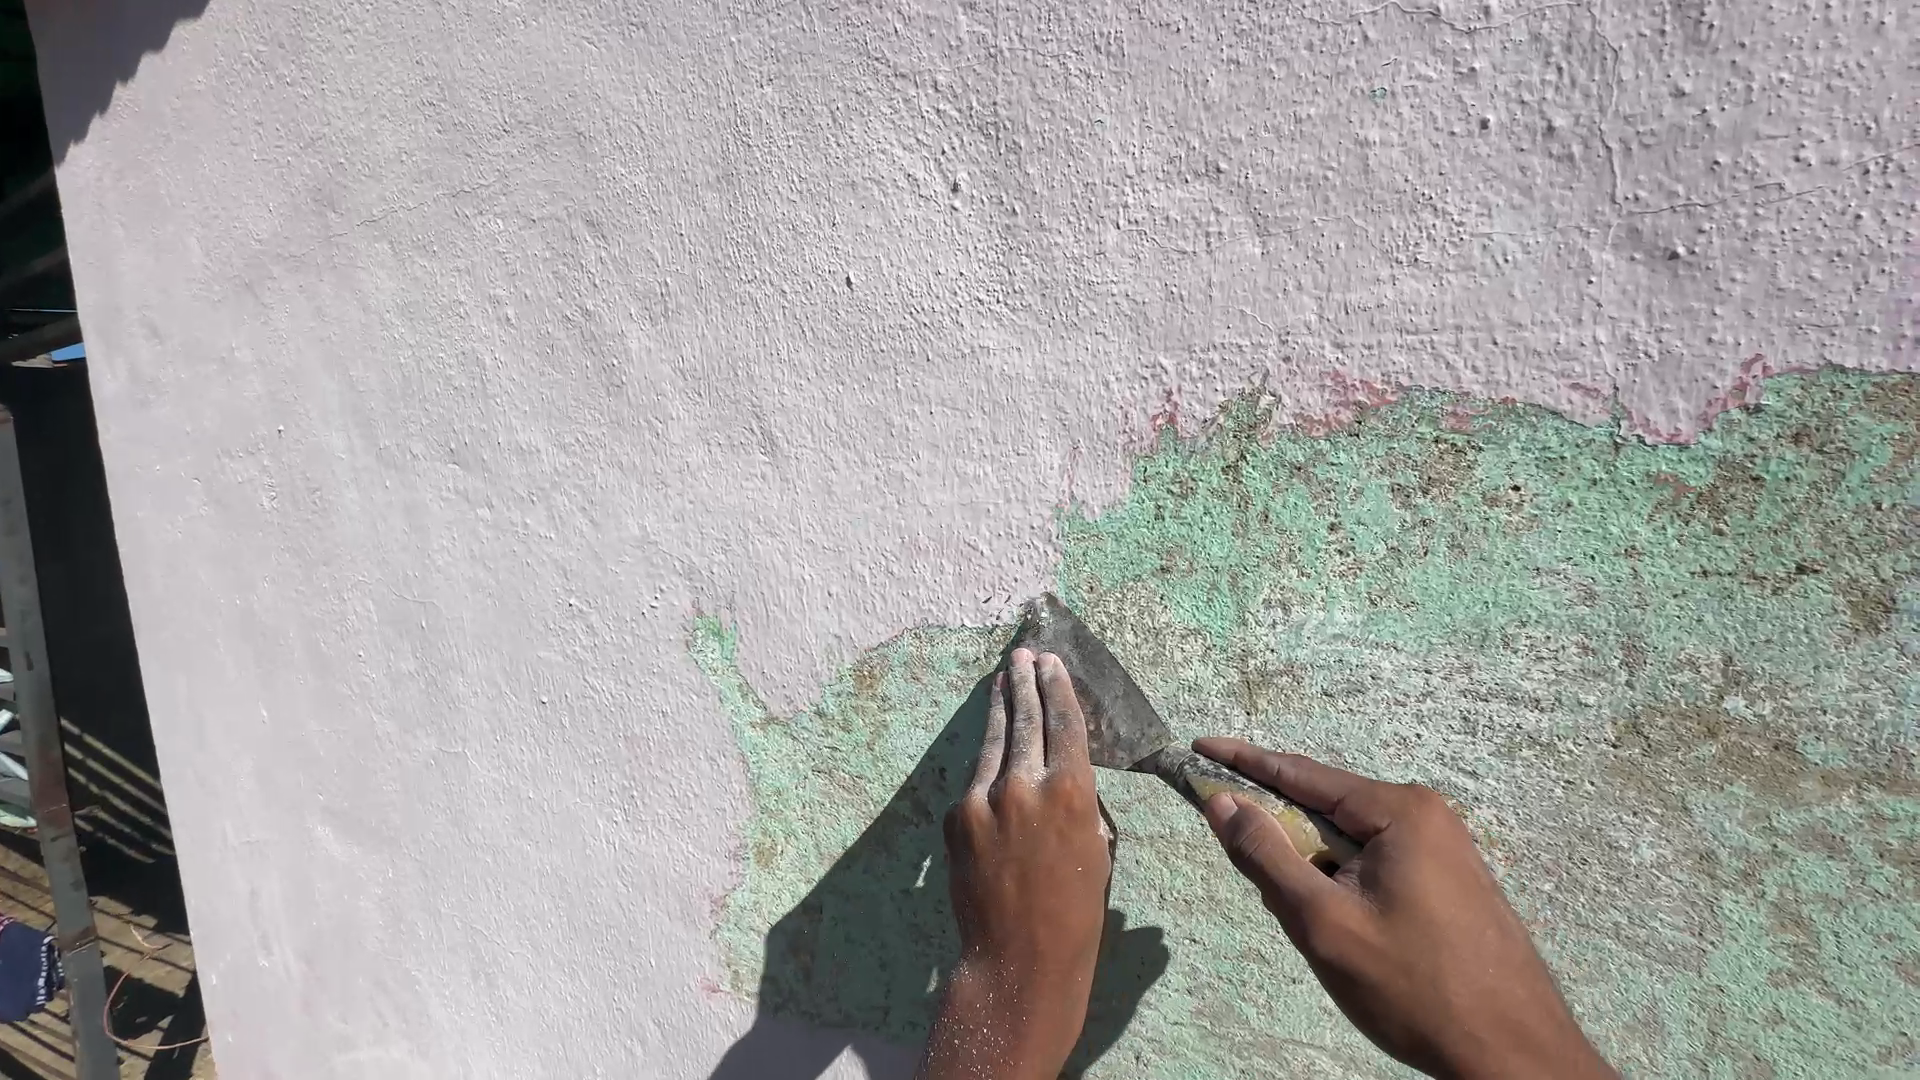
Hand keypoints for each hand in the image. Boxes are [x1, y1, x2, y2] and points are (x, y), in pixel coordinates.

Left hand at [917, 649, 1111, 1079]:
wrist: (1017, 961)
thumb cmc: (1075, 912)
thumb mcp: (1095, 848)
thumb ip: (1076, 802)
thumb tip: (1058, 774)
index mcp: (1071, 792)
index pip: (1064, 723)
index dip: (1058, 687)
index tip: (1052, 662)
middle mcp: (1023, 785)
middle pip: (1024, 719)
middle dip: (1024, 682)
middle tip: (1023, 654)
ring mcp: (982, 799)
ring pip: (993, 741)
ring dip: (999, 708)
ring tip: (1002, 679)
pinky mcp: (956, 817)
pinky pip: (975, 782)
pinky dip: (987, 766)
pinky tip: (992, 753)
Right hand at [1195, 738, 1615, 1079]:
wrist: (1521, 1064)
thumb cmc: (1415, 989)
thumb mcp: (1323, 922)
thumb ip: (1265, 855)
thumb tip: (1221, 800)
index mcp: (1397, 810)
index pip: (1298, 772)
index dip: (1242, 760)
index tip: (1198, 746)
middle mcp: (1423, 813)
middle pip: (1323, 805)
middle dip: (1277, 823)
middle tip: (1240, 850)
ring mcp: (1442, 845)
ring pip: (1346, 836)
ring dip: (1309, 857)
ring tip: (1297, 902)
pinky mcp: (1449, 876)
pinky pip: (1371, 856)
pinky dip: (1337, 872)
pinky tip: (1335, 911)